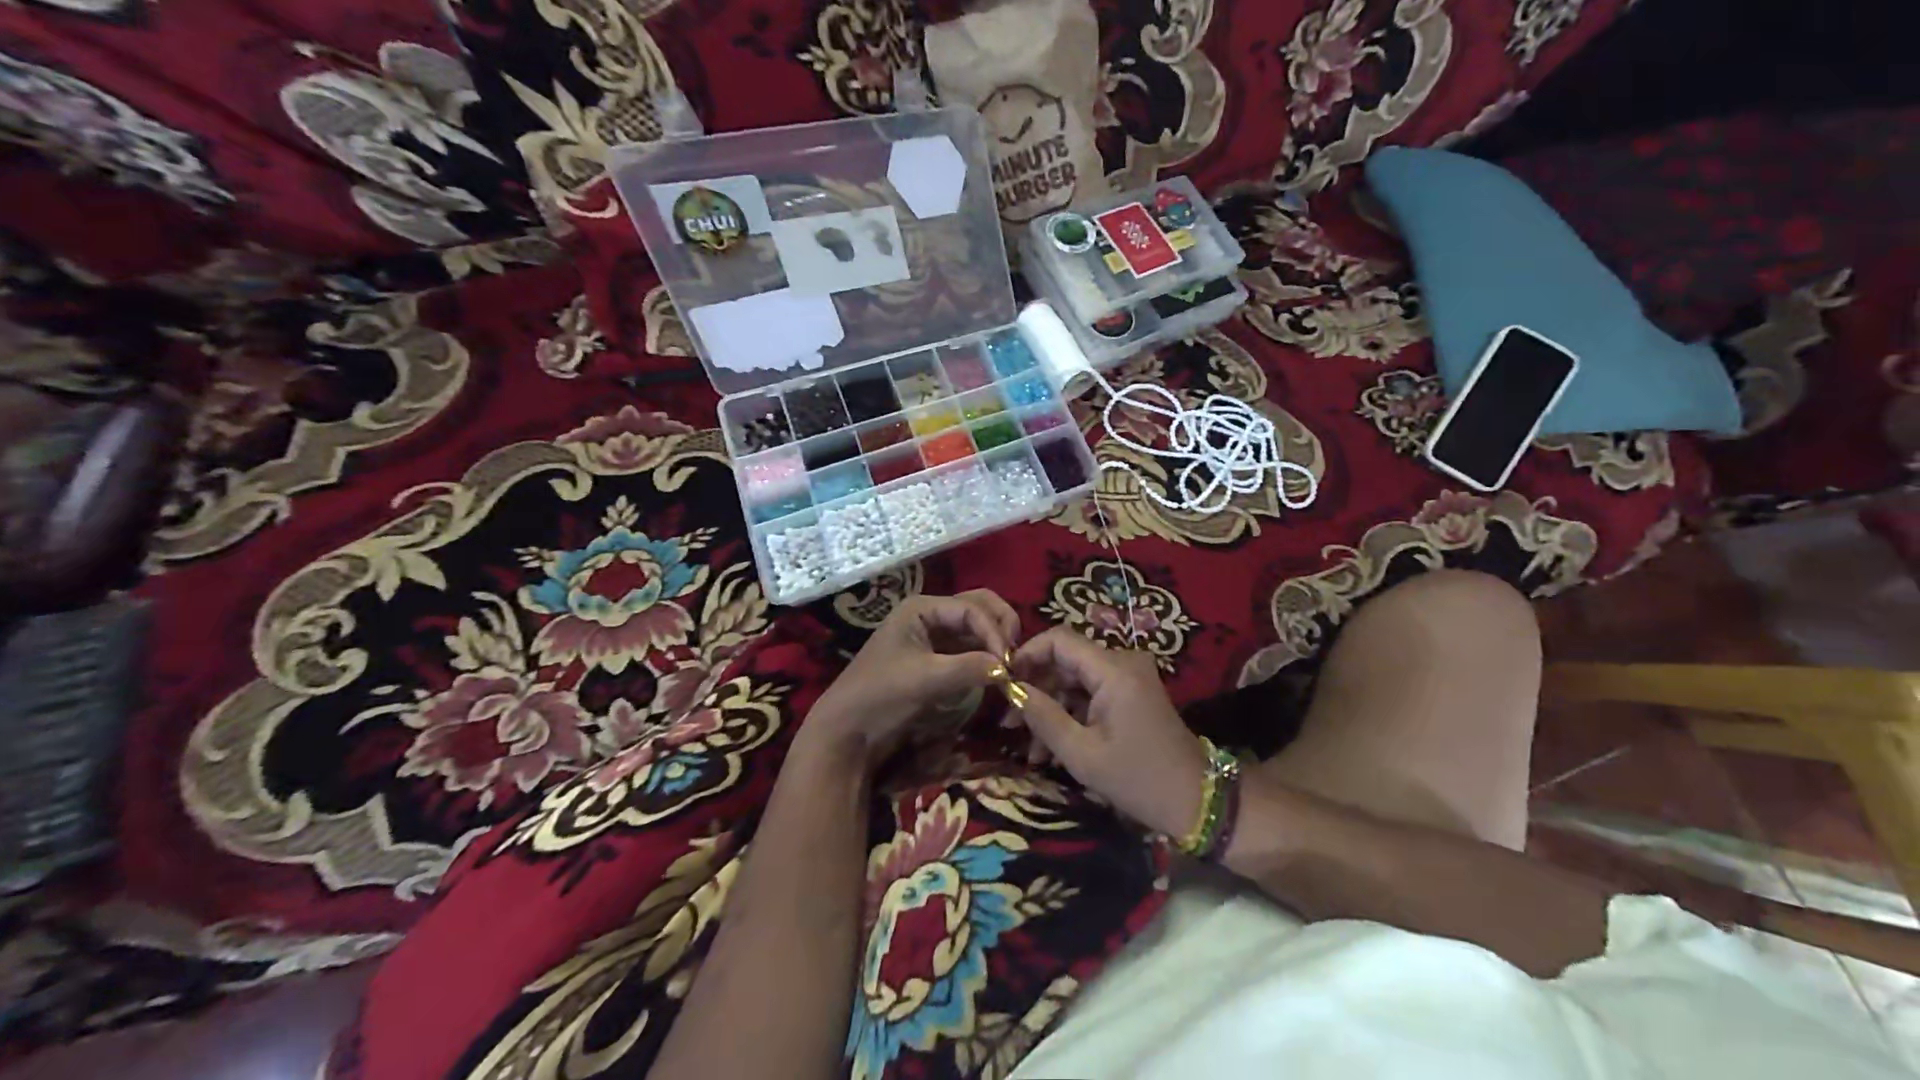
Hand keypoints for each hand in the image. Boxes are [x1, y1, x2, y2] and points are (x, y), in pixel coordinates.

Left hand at [806, 590, 1021, 767]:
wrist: (848, 729)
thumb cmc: (881, 695)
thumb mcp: (926, 679)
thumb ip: (969, 668)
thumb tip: (1008, 668)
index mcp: (921, 608)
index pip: (972, 608)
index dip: (994, 632)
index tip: (1007, 663)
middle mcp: (929, 615)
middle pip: (978, 607)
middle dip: (1000, 627)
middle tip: (1014, 655)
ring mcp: (933, 636)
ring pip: (976, 627)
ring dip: (995, 641)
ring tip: (1008, 666)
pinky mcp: (937, 659)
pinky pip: (970, 648)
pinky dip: (986, 656)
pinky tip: (996, 673)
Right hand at [1010, 628, 1207, 837]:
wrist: (1196, 801)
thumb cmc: (1138, 779)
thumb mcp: (1081, 753)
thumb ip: (1043, 715)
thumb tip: (1011, 689)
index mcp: (1114, 669)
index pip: (1059, 639)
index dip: (1027, 654)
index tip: (1003, 682)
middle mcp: (1123, 663)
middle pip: (1065, 660)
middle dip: (1034, 689)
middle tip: (1009, 722)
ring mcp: (1128, 678)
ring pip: (1074, 680)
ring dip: (1049, 709)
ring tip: (1028, 748)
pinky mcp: (1130, 694)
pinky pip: (1089, 694)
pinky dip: (1068, 716)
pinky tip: (1048, 750)